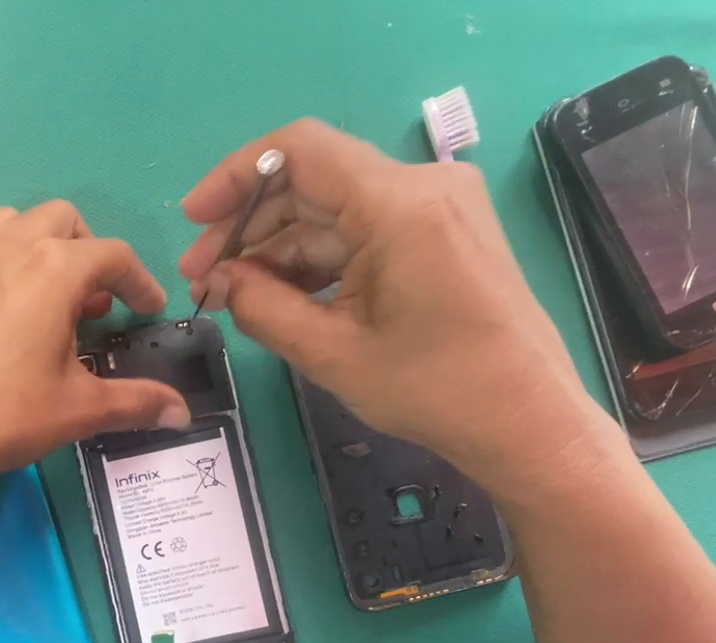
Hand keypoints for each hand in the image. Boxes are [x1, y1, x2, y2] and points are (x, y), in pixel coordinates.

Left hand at [0, 202, 189, 515]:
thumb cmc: (9, 415)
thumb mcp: (81, 409)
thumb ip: (137, 402)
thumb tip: (183, 414)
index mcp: (56, 269)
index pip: (113, 254)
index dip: (139, 281)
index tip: (146, 310)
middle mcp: (9, 248)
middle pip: (61, 220)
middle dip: (86, 252)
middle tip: (90, 304)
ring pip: (4, 222)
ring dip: (30, 244)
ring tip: (38, 293)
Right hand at [179, 118, 622, 502]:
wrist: (523, 418)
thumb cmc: (432, 389)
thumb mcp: (331, 353)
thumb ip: (262, 307)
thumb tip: (215, 280)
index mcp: (400, 205)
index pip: (300, 152)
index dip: (235, 178)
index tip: (192, 221)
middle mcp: (421, 187)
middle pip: (311, 184)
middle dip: (248, 229)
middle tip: (203, 281)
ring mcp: (435, 209)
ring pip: (331, 214)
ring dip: (277, 252)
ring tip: (233, 297)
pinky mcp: (438, 235)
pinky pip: (360, 234)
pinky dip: (314, 262)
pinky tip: (281, 297)